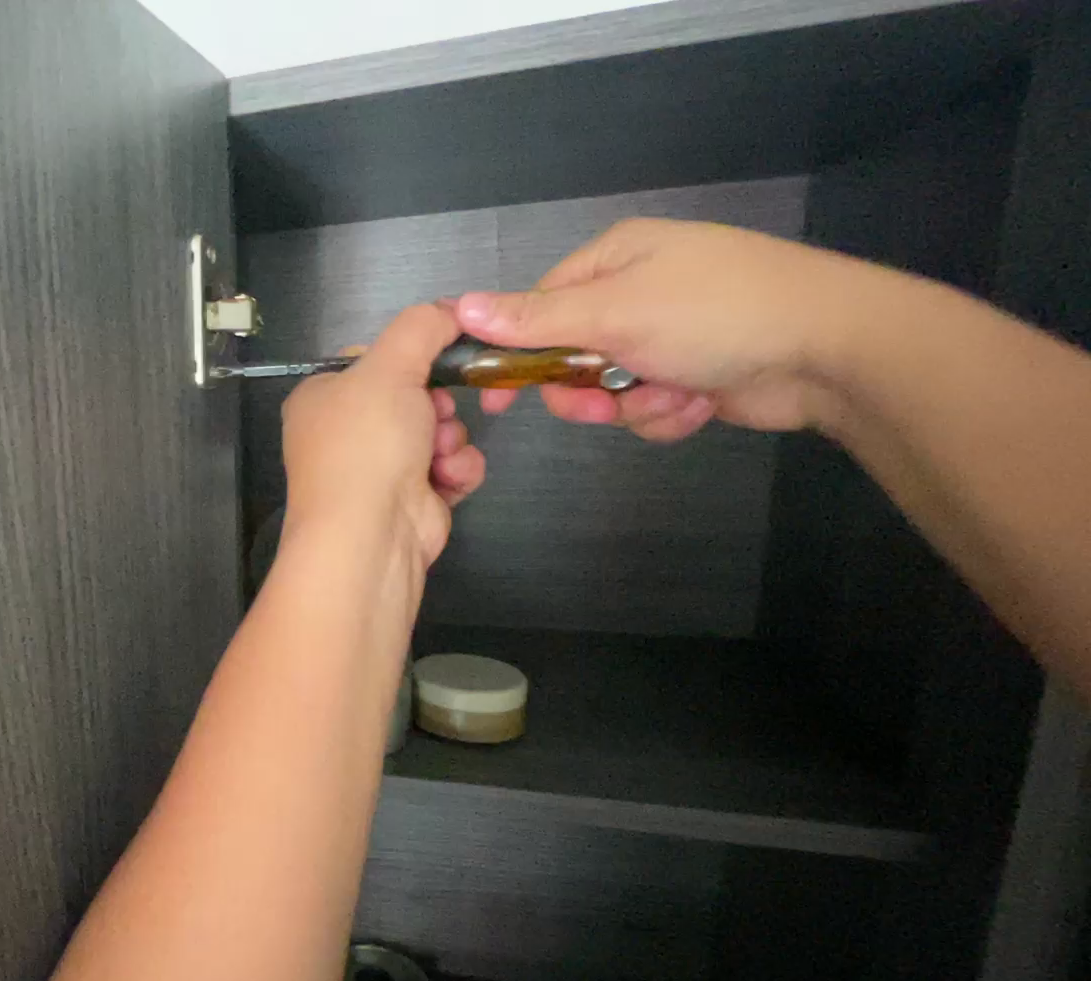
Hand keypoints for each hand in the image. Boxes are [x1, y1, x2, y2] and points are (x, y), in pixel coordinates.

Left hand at [280, 304, 485, 569]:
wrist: (370, 534)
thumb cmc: (365, 444)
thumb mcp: (388, 367)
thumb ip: (420, 327)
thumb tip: (449, 309)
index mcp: (320, 398)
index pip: (370, 360)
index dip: (406, 358)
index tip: (432, 359)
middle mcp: (342, 433)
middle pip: (412, 394)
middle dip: (437, 404)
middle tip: (434, 415)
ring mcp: (376, 469)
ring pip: (439, 430)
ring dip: (451, 438)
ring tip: (437, 455)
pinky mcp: (410, 499)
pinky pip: (449, 467)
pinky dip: (456, 471)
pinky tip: (445, 480)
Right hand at [453, 219, 878, 440]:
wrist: (833, 351)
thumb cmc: (714, 314)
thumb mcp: (612, 312)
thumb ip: (532, 318)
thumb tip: (456, 307)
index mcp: (614, 259)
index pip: (536, 307)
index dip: (515, 354)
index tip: (499, 399)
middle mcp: (636, 290)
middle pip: (567, 355)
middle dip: (585, 390)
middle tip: (604, 403)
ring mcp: (667, 331)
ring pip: (606, 388)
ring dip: (632, 405)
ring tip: (671, 397)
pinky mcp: (692, 369)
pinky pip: (646, 403)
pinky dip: (665, 412)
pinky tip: (699, 403)